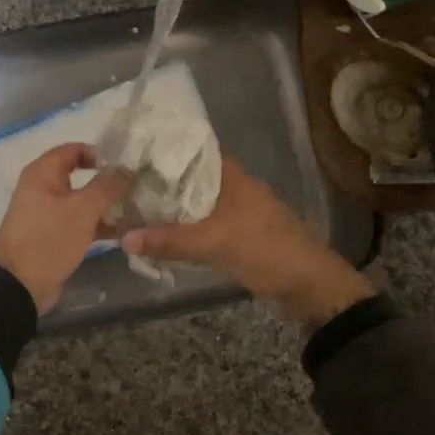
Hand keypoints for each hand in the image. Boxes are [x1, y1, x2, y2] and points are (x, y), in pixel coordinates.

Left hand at [0, 143, 130, 313]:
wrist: (19, 285)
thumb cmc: (49, 238)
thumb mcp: (82, 209)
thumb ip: (106, 186)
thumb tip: (126, 169)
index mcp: (42, 173)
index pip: (74, 149)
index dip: (100, 152)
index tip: (128, 164)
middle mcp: (42, 187)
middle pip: (80, 175)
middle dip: (108, 181)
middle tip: (138, 186)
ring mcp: (46, 212)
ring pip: (81, 201)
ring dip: (106, 205)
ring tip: (138, 209)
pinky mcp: (52, 234)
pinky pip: (78, 221)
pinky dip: (97, 223)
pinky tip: (124, 231)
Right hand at [121, 155, 373, 329]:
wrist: (311, 286)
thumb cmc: (266, 250)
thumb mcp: (213, 244)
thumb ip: (168, 241)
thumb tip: (123, 238)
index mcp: (232, 177)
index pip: (195, 150)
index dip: (166, 149)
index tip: (134, 152)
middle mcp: (236, 188)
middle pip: (193, 177)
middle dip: (163, 181)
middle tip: (125, 183)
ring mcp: (240, 211)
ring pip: (199, 202)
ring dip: (174, 206)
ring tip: (137, 206)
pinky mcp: (242, 234)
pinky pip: (206, 223)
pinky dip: (187, 226)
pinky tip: (166, 234)